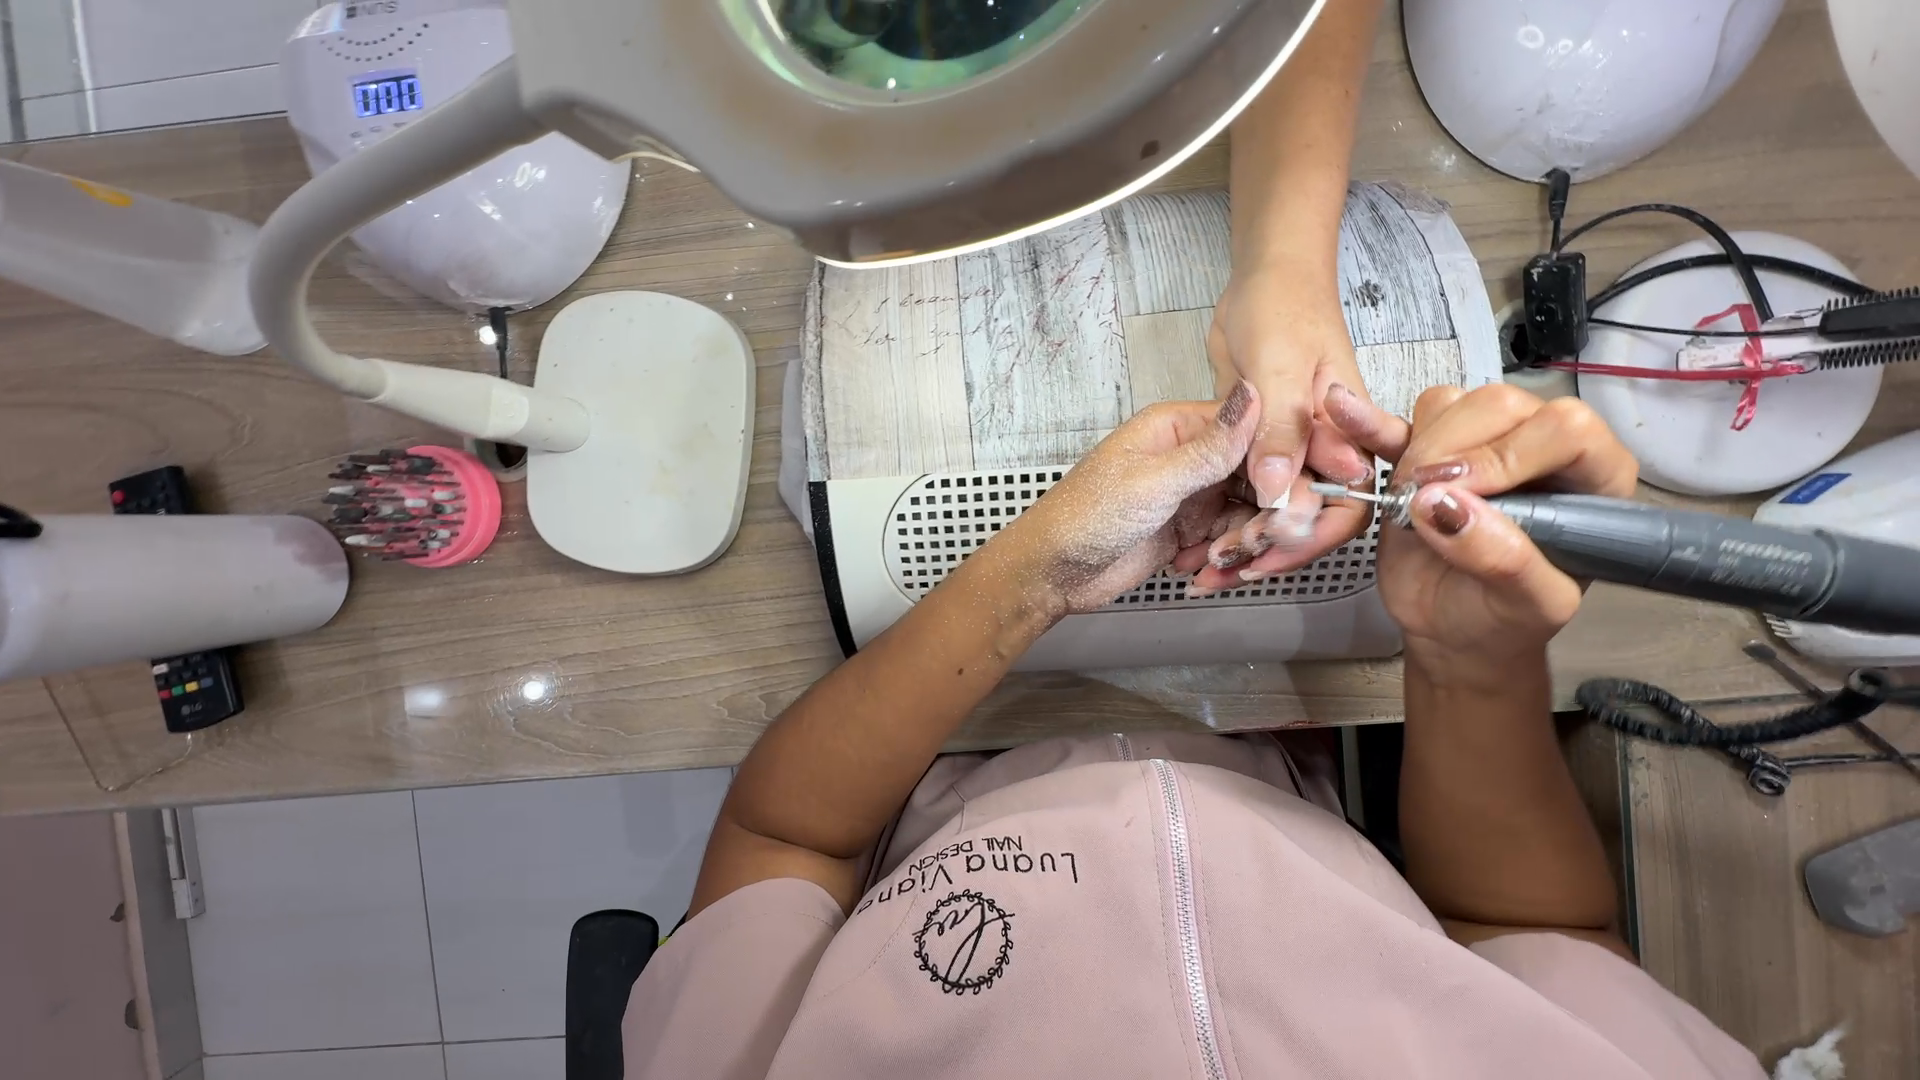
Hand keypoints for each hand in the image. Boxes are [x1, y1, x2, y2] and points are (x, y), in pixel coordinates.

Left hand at [985, 381, 1260, 614]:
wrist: (1053, 573)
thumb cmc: (1085, 517)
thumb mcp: (1153, 480)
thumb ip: (1209, 447)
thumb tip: (1252, 390)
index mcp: (1178, 427)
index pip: (1254, 431)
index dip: (1280, 465)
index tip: (1290, 497)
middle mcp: (1191, 456)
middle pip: (1259, 476)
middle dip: (1266, 513)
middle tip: (1258, 540)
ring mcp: (1191, 495)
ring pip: (1249, 512)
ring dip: (1243, 540)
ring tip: (1216, 559)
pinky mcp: (1188, 530)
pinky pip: (1229, 539)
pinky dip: (1223, 558)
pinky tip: (1198, 569)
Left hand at [1201, 259, 1376, 583]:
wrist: (1260, 277)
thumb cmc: (1281, 307)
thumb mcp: (1273, 371)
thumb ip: (1273, 430)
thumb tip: (1279, 489)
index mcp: (1335, 430)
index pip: (1343, 498)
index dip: (1309, 533)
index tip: (1267, 551)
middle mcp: (1309, 444)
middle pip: (1297, 513)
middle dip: (1264, 545)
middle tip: (1221, 563)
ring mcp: (1274, 449)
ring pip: (1262, 512)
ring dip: (1236, 543)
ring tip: (1200, 570)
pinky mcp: (1244, 452)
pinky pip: (1235, 501)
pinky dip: (1216, 527)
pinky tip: (1189, 550)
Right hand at [1316, 383, 1639, 673]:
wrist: (1453, 631)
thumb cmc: (1503, 620)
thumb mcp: (1527, 605)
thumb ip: (1502, 558)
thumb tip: (1442, 503)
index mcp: (1590, 477)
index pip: (1563, 429)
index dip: (1505, 456)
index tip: (1459, 498)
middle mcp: (1537, 449)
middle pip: (1498, 406)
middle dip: (1450, 451)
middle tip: (1421, 502)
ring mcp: (1477, 446)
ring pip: (1449, 406)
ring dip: (1416, 447)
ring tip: (1404, 499)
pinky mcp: (1423, 454)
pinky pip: (1400, 421)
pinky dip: (1370, 421)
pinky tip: (1345, 414)